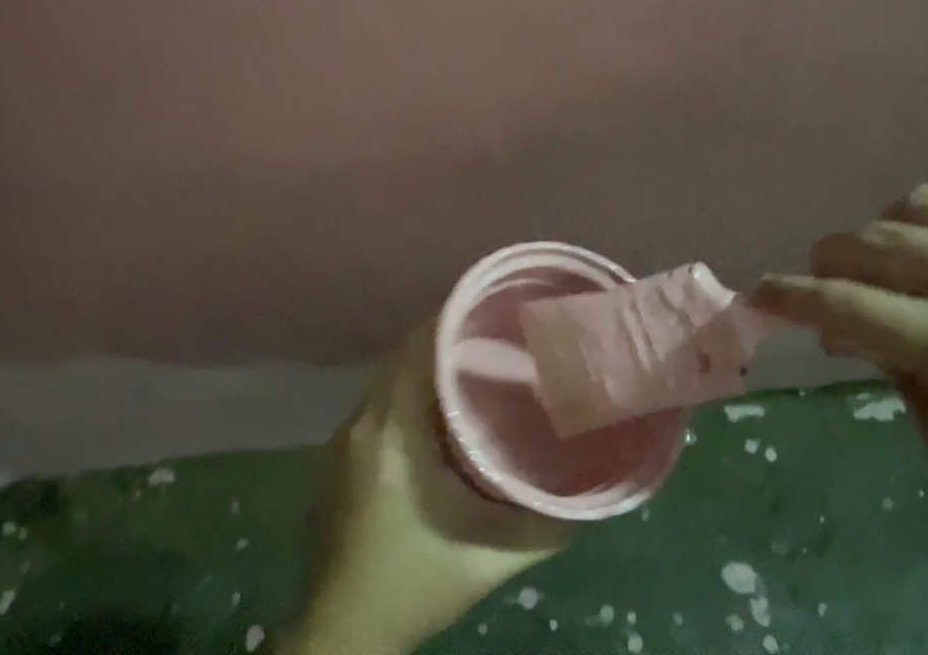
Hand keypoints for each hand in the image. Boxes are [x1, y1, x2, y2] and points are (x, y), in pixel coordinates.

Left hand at [284, 321, 570, 654]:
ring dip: (427, 369)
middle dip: (447, 340)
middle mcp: (360, 423)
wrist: (343, 632)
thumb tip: (589, 496)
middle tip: (497, 335)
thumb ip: (544, 525)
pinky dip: (410, 397)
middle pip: (404, 358)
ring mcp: (342, 441)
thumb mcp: (490, 559)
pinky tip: (441, 416)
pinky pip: (379, 408)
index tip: (493, 305)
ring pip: (389, 382)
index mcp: (391, 432)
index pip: (417, 350)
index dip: (452, 319)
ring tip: (477, 366)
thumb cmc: (413, 583)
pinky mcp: (338, 461)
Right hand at [757, 170, 927, 548]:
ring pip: (925, 203)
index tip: (761, 292)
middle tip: (827, 277)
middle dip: (831, 259)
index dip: (791, 297)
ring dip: (890, 232)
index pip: (849, 306)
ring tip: (898, 258)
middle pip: (877, 242)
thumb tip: (859, 325)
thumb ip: (900, 380)